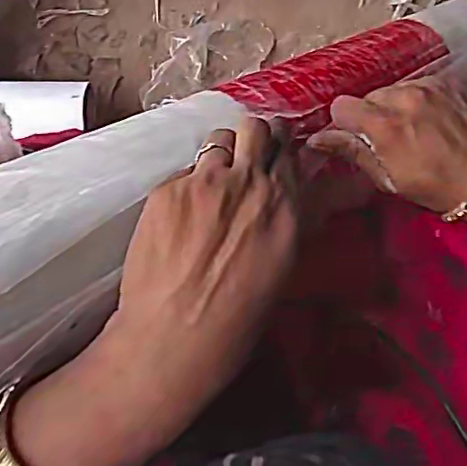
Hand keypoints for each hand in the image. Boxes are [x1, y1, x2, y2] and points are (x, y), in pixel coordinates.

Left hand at [110, 116, 300, 407]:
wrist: (175, 337)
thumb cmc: (238, 316)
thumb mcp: (284, 263)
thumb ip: (292, 218)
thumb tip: (298, 195)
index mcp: (286, 205)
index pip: (289, 149)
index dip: (281, 149)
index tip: (275, 155)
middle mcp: (250, 184)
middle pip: (257, 128)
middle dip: (254, 138)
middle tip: (246, 156)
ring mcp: (207, 182)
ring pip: (220, 138)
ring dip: (221, 153)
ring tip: (213, 181)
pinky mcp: (169, 189)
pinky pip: (185, 170)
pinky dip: (188, 184)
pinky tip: (182, 215)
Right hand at [309, 76, 466, 213]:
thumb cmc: (435, 187)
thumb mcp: (388, 179)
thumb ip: (352, 152)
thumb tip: (318, 138)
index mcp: (385, 125)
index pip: (342, 106)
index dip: (346, 124)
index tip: (357, 136)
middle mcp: (404, 97)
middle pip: (369, 96)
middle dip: (373, 115)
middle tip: (390, 137)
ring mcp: (430, 86)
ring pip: (394, 88)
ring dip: (397, 104)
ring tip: (415, 127)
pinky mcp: (449, 81)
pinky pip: (420, 83)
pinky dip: (420, 98)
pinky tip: (433, 118)